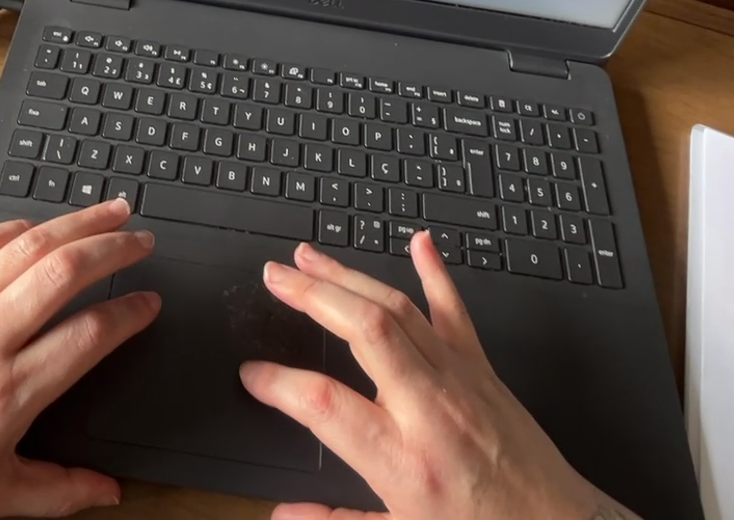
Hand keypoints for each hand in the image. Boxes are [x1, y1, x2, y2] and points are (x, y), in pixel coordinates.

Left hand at [0, 199, 159, 519]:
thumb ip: (60, 492)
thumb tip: (110, 492)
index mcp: (8, 394)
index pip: (90, 335)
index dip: (130, 313)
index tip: (149, 303)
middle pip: (67, 272)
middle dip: (115, 247)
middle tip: (143, 239)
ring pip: (30, 245)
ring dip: (78, 221)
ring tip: (111, 209)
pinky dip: (20, 225)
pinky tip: (43, 223)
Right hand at [239, 233, 638, 519]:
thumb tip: (280, 515)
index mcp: (405, 460)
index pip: (327, 405)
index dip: (280, 384)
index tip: (252, 374)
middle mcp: (429, 408)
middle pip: (364, 329)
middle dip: (313, 294)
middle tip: (275, 275)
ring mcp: (458, 377)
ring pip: (397, 308)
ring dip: (349, 276)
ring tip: (310, 256)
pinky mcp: (481, 366)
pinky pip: (454, 309)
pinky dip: (434, 271)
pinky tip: (419, 242)